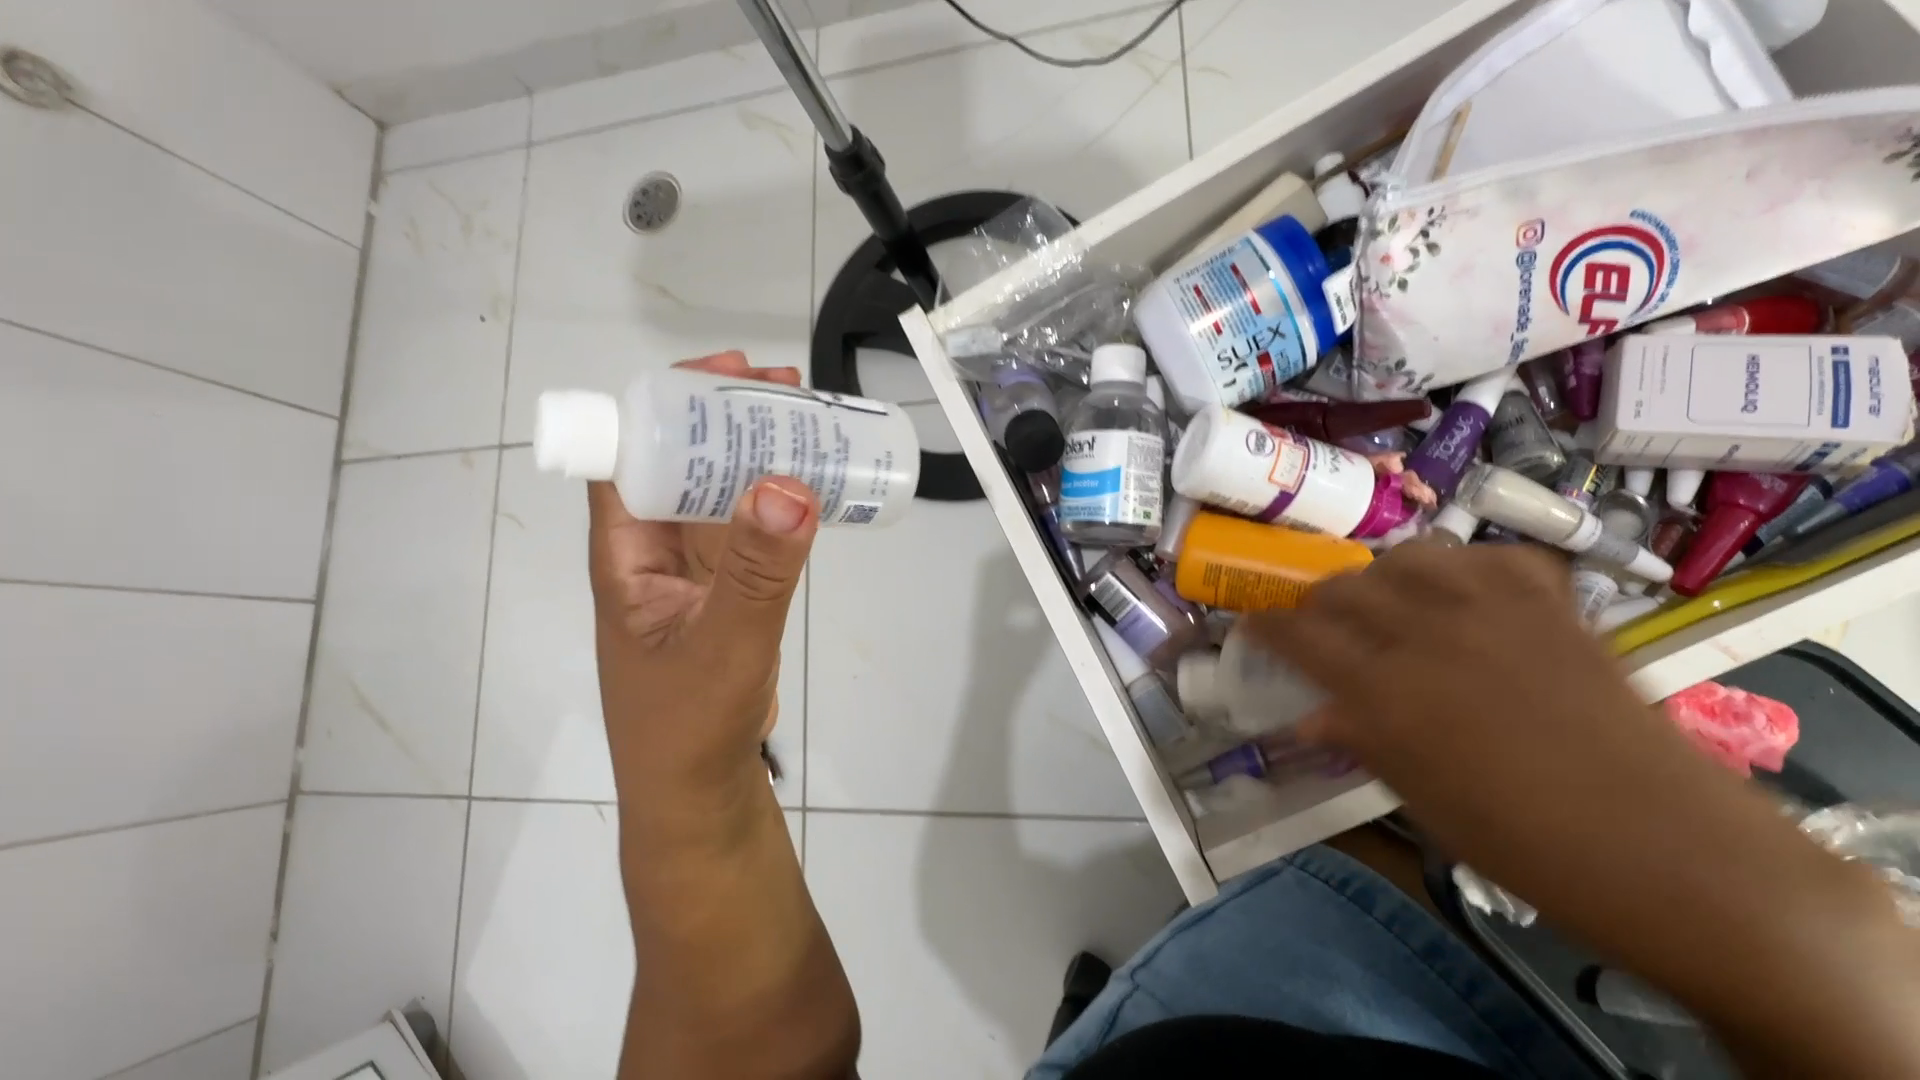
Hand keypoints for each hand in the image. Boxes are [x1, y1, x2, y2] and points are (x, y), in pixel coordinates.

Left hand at [588, 353, 816, 815]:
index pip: (629, 454)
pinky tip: (812, 486)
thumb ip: (756, 574)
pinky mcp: (724, 594)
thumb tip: (788, 485)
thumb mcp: (724, 646)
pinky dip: (774, 502)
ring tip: (807, 420)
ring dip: (753, 456)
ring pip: (716, 494)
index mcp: (624, 554)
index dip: (670, 404)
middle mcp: (651, 552)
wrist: (700, 792)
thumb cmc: (689, 725)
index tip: (727, 375)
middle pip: (679, 462)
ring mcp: (690, 573)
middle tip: (785, 386)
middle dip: (725, 420)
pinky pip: (746, 532)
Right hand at [1248, 542, 1919, 1079]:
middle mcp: (1428, 632)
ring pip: (1411, 556)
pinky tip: (1464, 594)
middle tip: (1318, 627)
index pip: (1298, 634)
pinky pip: (1492, 558)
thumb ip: (1361, 739)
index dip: (1266, 627)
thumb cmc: (1523, 844)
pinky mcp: (1552, 604)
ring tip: (1386, 601)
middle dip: (1317, 602)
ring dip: (1384, 575)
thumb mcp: (1420, 798)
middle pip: (1345, 587)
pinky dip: (1466, 568)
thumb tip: (1311, 715)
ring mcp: (1495, 608)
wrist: (1663, 845)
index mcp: (1384, 689)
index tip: (1252, 628)